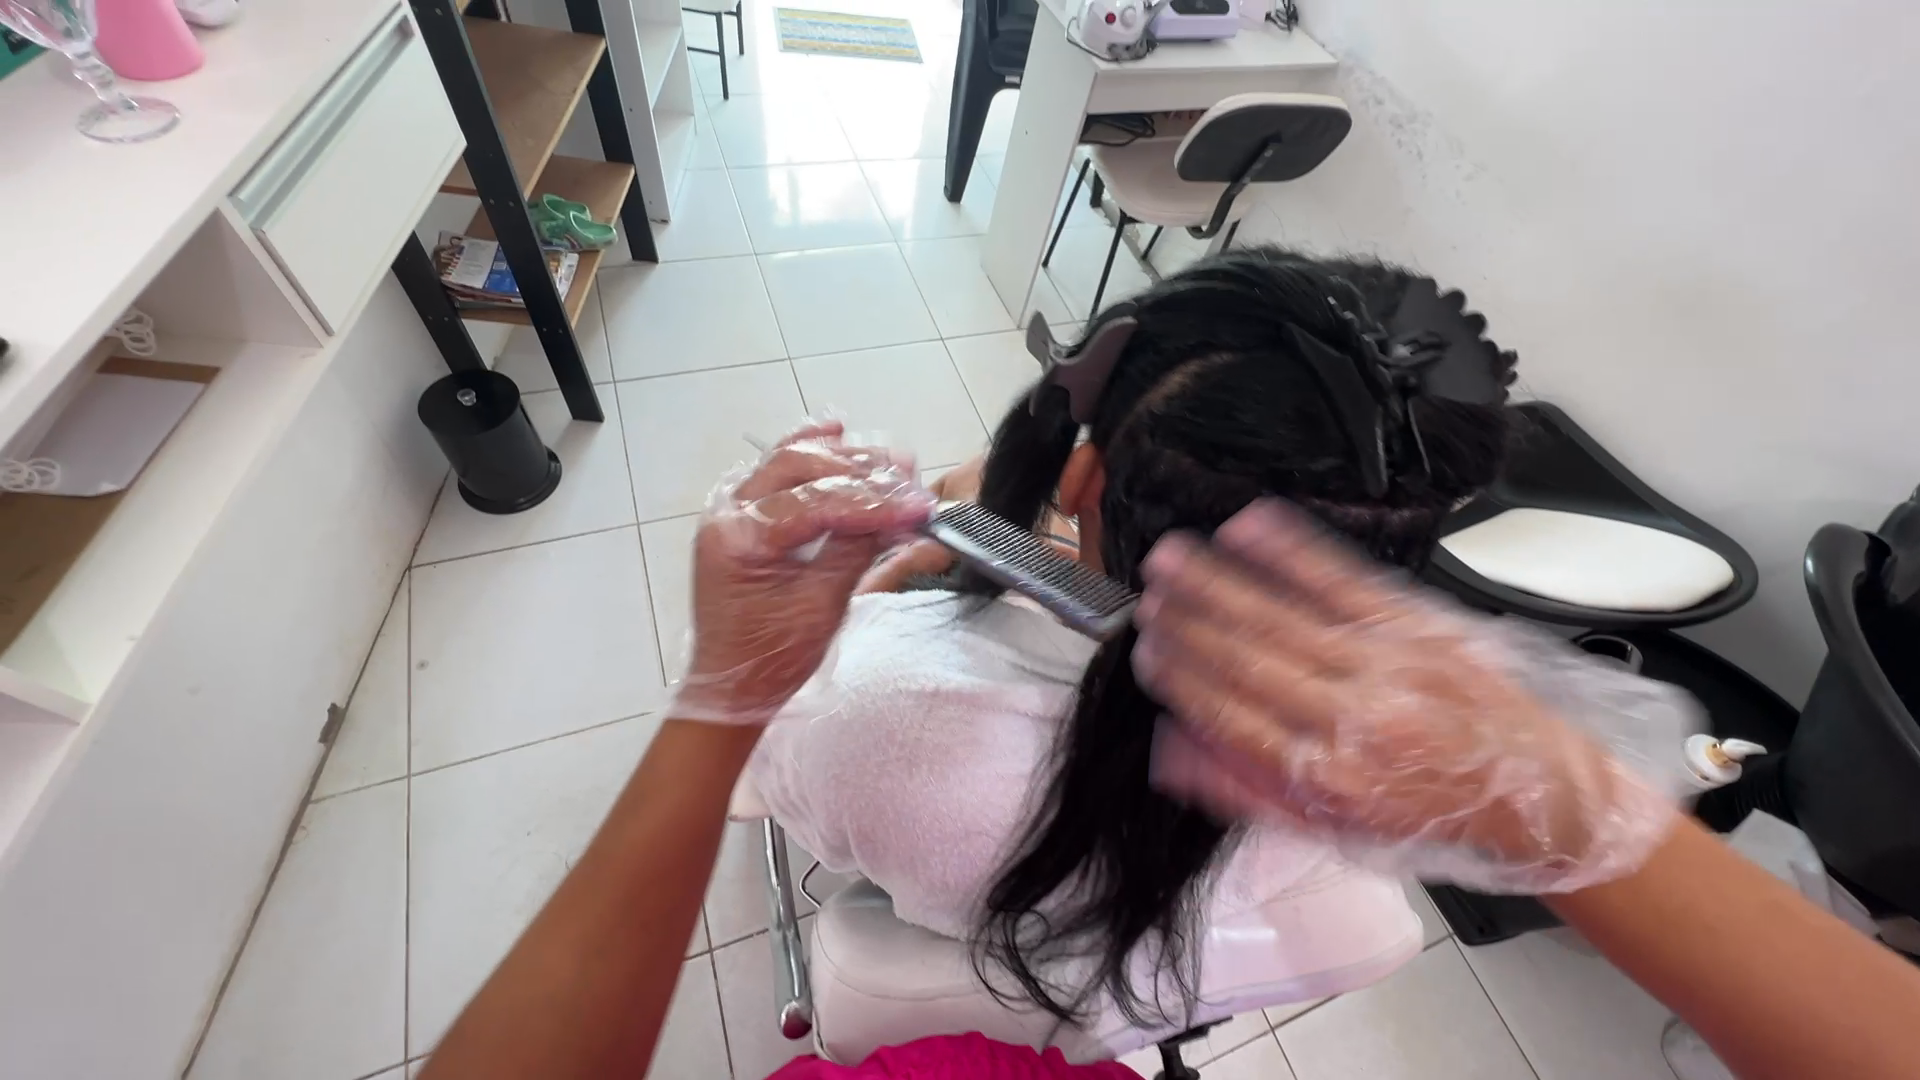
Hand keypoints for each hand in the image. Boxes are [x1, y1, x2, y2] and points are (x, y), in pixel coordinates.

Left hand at [677, 423, 935, 723]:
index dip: (872, 502)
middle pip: (799, 467)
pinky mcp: (743, 515)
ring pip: (789, 462)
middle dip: (858, 470)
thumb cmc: (774, 657)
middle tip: (908, 474)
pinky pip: (776, 473)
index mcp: (739, 539)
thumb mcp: (821, 608)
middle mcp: (728, 512)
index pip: (816, 503)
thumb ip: (856, 551)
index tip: (917, 505)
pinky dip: (808, 451)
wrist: (732, 686)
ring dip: (840, 458)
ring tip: (890, 460)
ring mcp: (731, 509)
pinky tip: (834, 427)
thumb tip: (900, 512)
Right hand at [1131, 501, 1686, 893]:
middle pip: (1248, 659)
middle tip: (1145, 597)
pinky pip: (1339, 578)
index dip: (1181, 680)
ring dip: (1218, 581)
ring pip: (1281, 614)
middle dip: (1187, 623)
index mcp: (1330, 775)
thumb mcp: (1333, 826)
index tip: (1146, 653)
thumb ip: (1246, 787)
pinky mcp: (1413, 624)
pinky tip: (1248, 526)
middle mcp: (1354, 717)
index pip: (1231, 717)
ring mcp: (1385, 663)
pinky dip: (1288, 549)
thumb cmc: (1427, 813)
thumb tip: (1172, 750)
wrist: (1541, 791)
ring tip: (1171, 556)